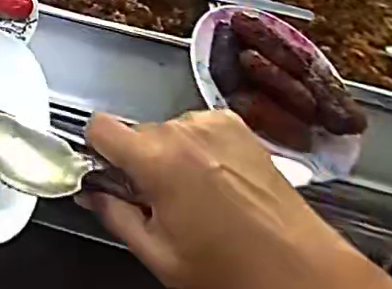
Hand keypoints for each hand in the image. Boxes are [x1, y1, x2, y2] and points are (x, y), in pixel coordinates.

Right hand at [80, 110, 391, 288]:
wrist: (300, 269)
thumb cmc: (228, 271)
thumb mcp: (160, 256)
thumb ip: (116, 216)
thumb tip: (91, 194)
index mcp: (156, 158)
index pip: (99, 126)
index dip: (97, 150)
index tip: (108, 175)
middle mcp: (181, 127)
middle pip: (138, 133)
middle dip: (141, 162)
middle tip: (161, 203)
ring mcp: (211, 120)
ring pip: (169, 130)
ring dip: (172, 154)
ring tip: (199, 197)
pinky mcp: (235, 122)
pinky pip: (199, 127)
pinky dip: (200, 148)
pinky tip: (220, 182)